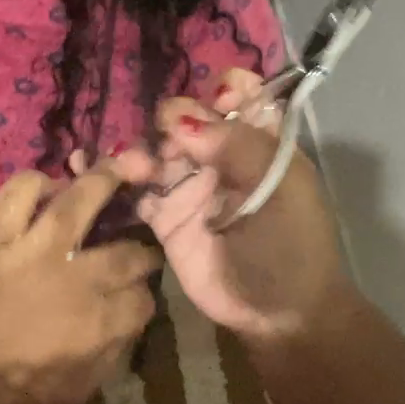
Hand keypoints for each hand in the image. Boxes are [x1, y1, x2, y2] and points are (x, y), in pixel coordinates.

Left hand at [0, 168, 160, 403]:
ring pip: (77, 202)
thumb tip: (124, 324)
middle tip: (140, 250)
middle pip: (125, 253)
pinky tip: (48, 186)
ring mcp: (31, 252)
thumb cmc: (3, 403)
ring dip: (105, 180)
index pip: (141, 300)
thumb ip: (106, 356)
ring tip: (122, 169)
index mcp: (96, 327)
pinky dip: (33, 182)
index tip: (138, 301)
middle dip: (142, 251)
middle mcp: (73, 281)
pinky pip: (16, 195)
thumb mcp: (71, 397)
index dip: (143, 300)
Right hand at [113, 68, 352, 343]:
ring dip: (143, 150)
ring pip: (158, 152)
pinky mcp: (166, 221)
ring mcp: (190, 189)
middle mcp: (221, 159)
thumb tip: (181, 123)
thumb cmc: (293, 244)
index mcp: (259, 143)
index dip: (222, 89)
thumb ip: (237, 146)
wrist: (279, 314)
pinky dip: (122, 179)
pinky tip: (112, 173)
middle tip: (172, 145)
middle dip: (173, 120)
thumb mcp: (281, 188)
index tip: (214, 97)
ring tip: (137, 166)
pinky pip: (139, 191)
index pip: (237, 98)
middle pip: (187, 120)